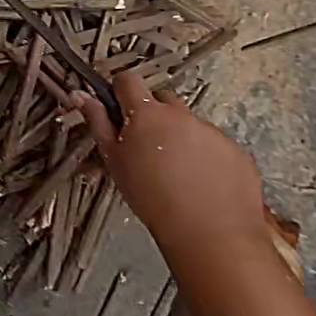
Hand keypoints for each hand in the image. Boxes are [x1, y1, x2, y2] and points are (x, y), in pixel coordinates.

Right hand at [72, 72, 270, 257]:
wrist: (209, 234)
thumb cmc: (152, 199)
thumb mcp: (114, 161)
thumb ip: (97, 122)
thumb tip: (81, 96)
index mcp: (147, 113)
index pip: (128, 81)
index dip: (120, 91)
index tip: (119, 107)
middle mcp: (180, 115)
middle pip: (161, 100)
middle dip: (153, 115)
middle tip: (146, 146)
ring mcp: (211, 131)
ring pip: (189, 124)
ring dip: (180, 138)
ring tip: (175, 173)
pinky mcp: (235, 151)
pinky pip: (215, 145)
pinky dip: (207, 157)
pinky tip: (200, 184)